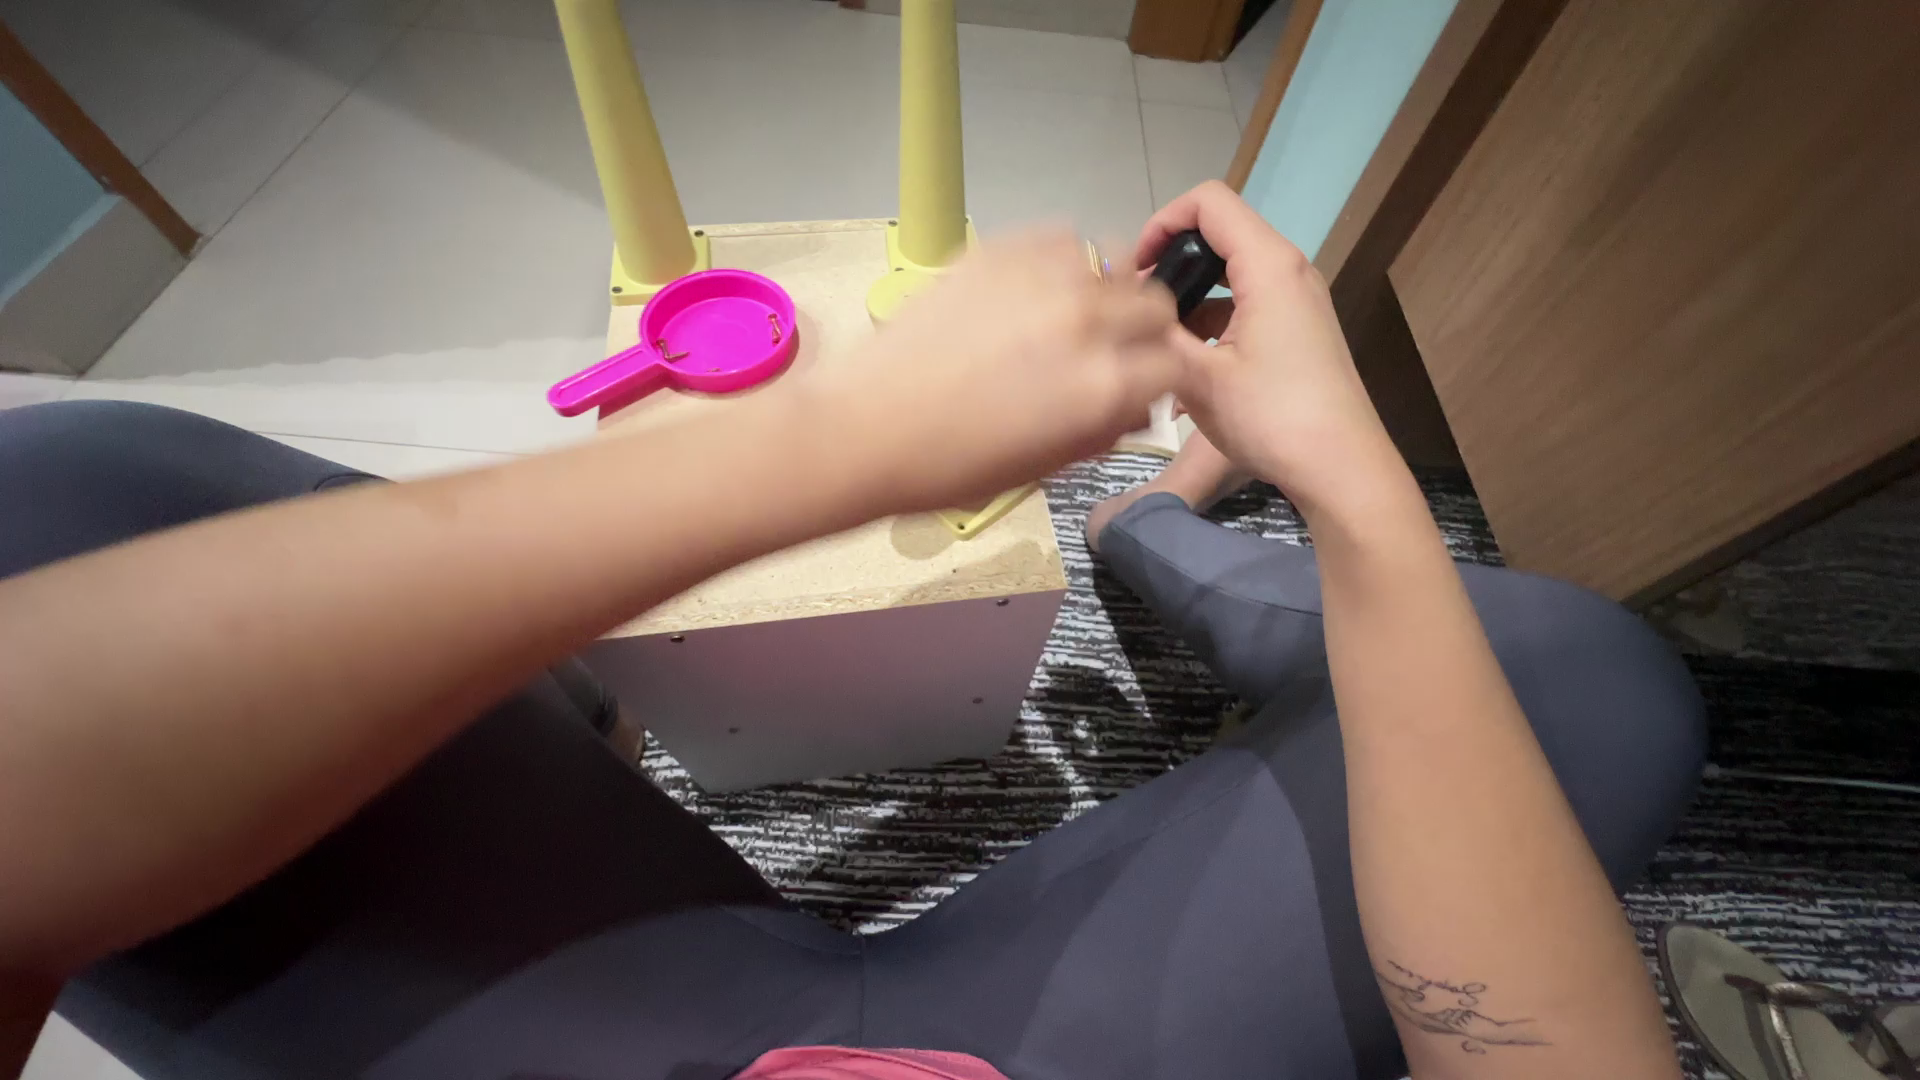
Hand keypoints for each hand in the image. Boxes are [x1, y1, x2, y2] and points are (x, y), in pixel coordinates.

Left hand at [819, 228, 1186, 512]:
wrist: (867, 430)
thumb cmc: (951, 467)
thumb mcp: (1043, 467)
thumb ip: (1103, 430)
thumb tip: (1133, 405)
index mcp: (1104, 385)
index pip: (1175, 364)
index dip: (1160, 379)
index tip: (1141, 385)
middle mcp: (1087, 320)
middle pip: (1155, 306)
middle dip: (1143, 332)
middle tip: (1109, 351)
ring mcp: (1043, 277)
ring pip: (1112, 262)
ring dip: (1105, 291)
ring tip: (1069, 316)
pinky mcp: (999, 250)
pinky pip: (1059, 239)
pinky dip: (1061, 263)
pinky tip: (1033, 292)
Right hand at [1136, 182, 1401, 515]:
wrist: (1338, 465)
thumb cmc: (1269, 416)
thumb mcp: (1199, 378)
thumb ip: (1158, 334)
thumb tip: (1128, 312)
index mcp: (1269, 266)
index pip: (1209, 202)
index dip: (1162, 222)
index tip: (1134, 269)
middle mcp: (1289, 271)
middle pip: (1220, 238)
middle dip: (1172, 266)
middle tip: (1137, 310)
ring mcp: (1297, 302)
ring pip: (1230, 279)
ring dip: (1189, 304)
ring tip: (1156, 349)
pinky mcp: (1297, 331)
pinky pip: (1245, 308)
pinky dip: (1211, 326)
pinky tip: (1187, 372)